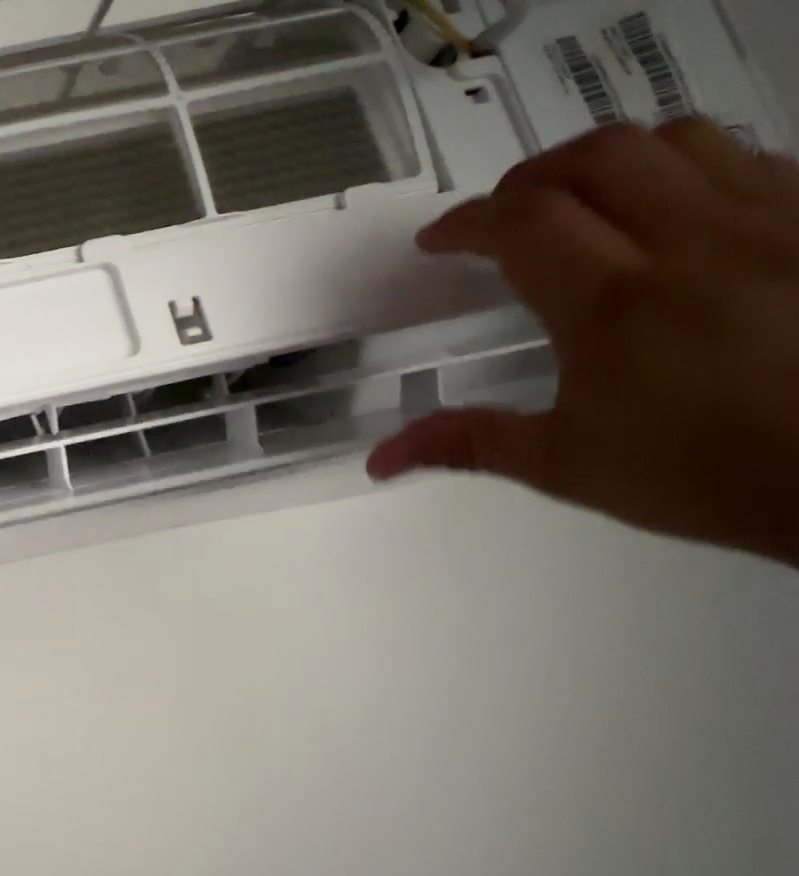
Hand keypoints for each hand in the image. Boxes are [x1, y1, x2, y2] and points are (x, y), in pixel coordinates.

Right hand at [369, 118, 798, 566]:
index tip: (436, 243)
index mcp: (614, 305)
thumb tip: (378, 458)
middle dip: (528, 179)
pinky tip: (666, 214)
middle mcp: (695, 243)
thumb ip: (468, 443)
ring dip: (608, 162)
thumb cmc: (706, 472)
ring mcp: (773, 221)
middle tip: (499, 218)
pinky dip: (685, 169)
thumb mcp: (568, 465)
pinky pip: (746, 158)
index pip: (523, 221)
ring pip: (677, 141)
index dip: (466, 222)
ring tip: (578, 203)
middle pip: (596, 158)